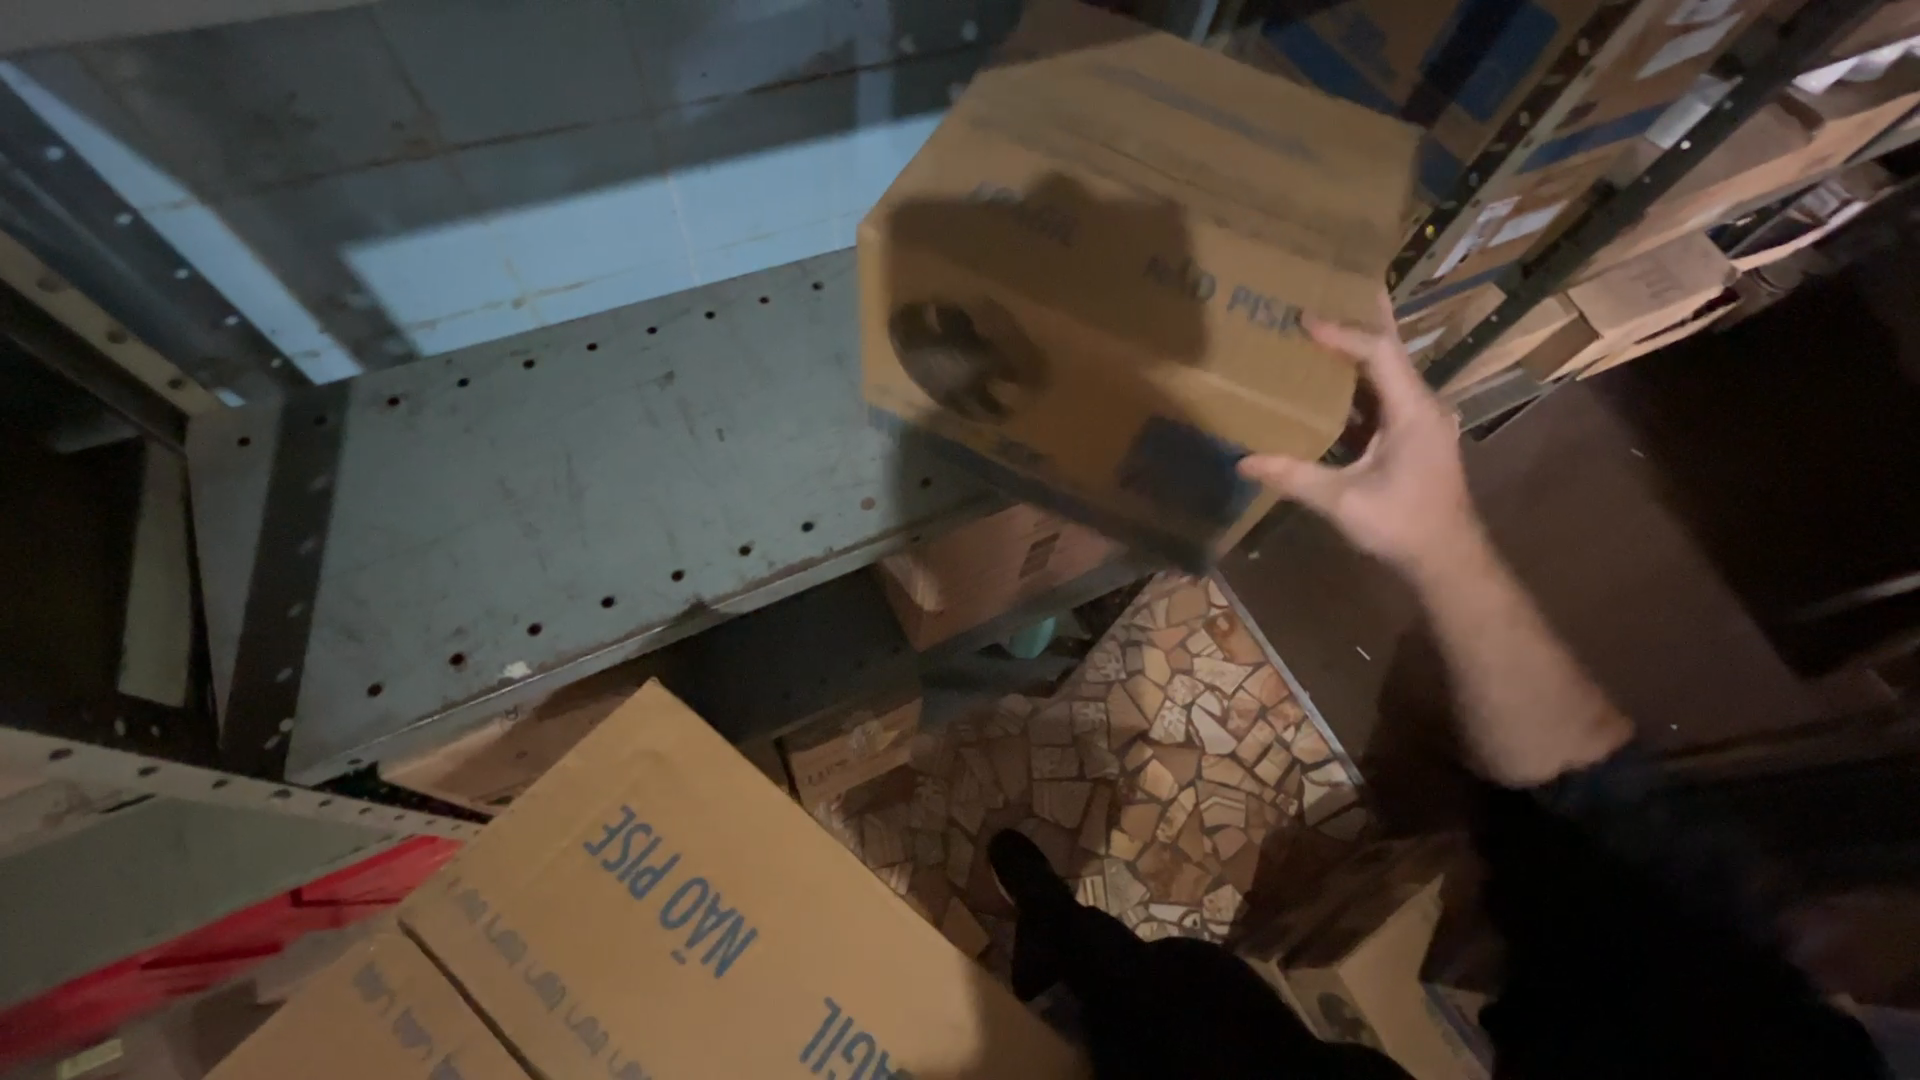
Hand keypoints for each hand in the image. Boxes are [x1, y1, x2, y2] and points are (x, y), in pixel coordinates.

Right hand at [1238, 290, 1485, 579]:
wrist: (1447, 559)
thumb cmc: (1401, 524)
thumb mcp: (1342, 501)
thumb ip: (1294, 477)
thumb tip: (1243, 461)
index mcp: (1413, 411)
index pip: (1380, 354)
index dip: (1343, 333)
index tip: (1306, 320)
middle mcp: (1424, 406)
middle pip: (1392, 351)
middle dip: (1366, 320)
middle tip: (1339, 288)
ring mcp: (1423, 421)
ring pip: (1391, 373)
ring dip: (1362, 351)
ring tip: (1329, 329)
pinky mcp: (1416, 438)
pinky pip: (1387, 396)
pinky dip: (1362, 381)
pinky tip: (1336, 382)